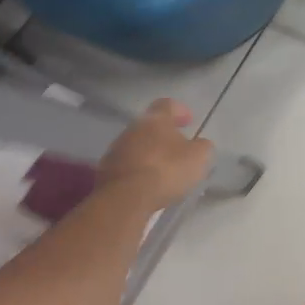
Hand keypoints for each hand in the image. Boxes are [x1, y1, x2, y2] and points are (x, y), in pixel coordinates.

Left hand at [97, 98, 212, 208]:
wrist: (124, 201)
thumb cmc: (167, 170)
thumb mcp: (199, 156)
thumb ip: (202, 146)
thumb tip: (198, 145)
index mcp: (156, 119)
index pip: (166, 104)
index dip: (179, 110)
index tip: (189, 122)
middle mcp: (132, 129)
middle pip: (148, 126)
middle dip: (162, 136)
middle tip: (176, 149)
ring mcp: (114, 152)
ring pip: (134, 146)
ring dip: (147, 154)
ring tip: (161, 170)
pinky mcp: (103, 174)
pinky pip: (124, 166)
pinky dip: (136, 171)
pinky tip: (146, 185)